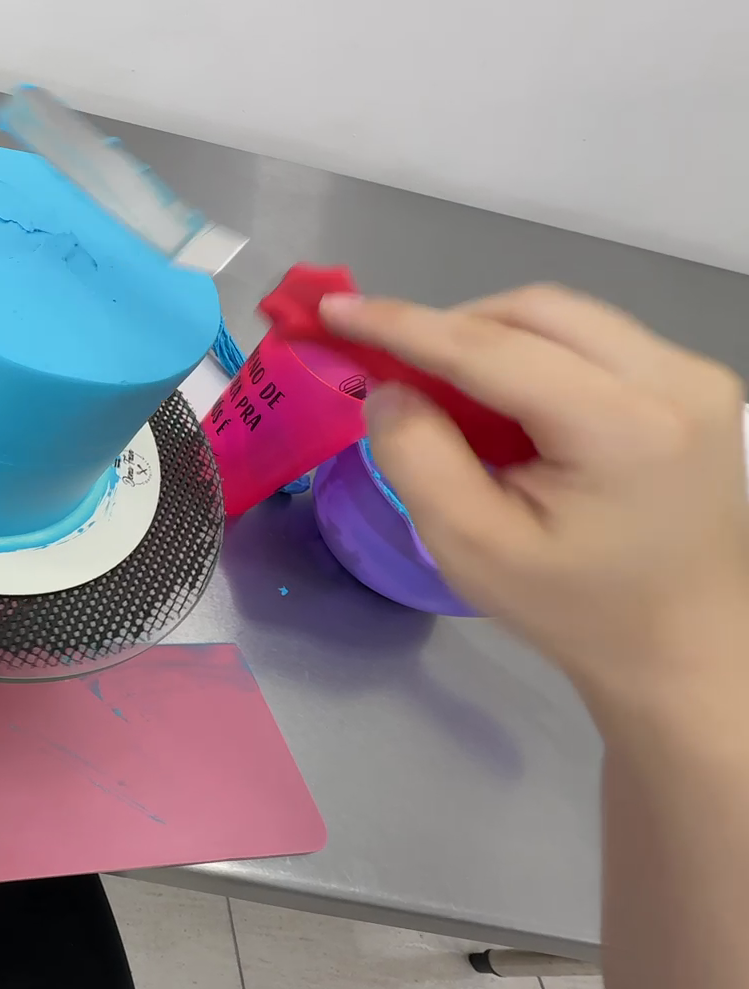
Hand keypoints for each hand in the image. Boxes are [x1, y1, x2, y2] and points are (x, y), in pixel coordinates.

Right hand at [320, 286, 748, 711]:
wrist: (684, 641)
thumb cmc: (568, 603)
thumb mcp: (466, 541)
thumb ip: (417, 456)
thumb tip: (387, 390)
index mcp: (624, 427)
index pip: (493, 349)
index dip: (402, 325)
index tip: (333, 310)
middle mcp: (675, 382)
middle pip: (537, 312)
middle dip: (444, 325)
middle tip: (378, 360)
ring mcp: (692, 381)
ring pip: (562, 318)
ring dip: (479, 338)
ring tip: (427, 387)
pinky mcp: (686, 391)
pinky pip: (584, 342)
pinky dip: (516, 355)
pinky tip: (483, 400)